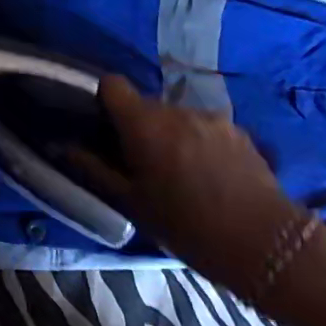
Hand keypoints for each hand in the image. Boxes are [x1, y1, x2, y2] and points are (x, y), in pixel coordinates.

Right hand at [69, 76, 309, 294]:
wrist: (261, 240)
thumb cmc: (186, 226)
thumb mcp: (133, 204)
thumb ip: (95, 170)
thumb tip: (64, 147)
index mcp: (146, 125)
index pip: (113, 84)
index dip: (104, 101)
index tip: (105, 129)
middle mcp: (177, 110)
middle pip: (146, 106)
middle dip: (139, 128)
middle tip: (142, 166)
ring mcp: (212, 117)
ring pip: (177, 118)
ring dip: (171, 136)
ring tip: (180, 176)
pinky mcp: (238, 130)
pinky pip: (204, 127)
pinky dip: (198, 143)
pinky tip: (210, 177)